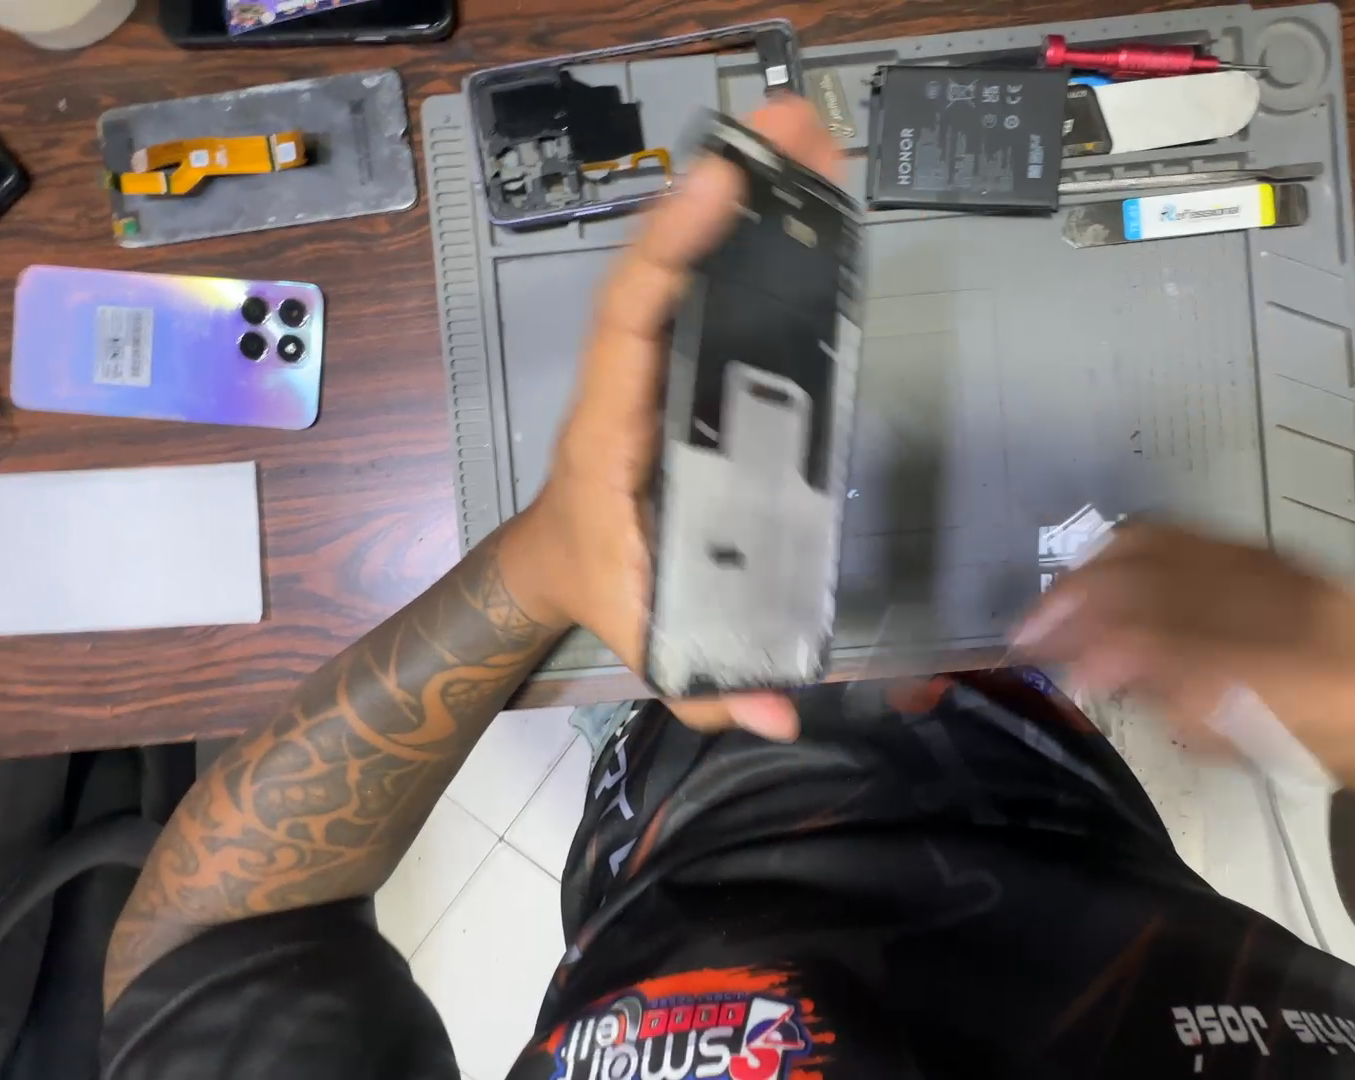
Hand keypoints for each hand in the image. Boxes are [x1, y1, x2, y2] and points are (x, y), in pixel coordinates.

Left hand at [501, 96, 842, 740]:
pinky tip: (778, 212)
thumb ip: (709, 686)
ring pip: (678, 270)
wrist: (554, 564)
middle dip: (721, 196)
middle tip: (796, 134)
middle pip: (662, 271)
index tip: (724, 186)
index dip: (673, 253)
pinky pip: (692, 295)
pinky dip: (728, 244)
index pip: (632, 328)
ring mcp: (648, 372)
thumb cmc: (598, 586)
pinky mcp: (669, 373)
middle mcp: (626, 386)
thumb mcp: (650, 641)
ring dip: (734, 205)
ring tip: (800, 146)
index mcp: (612, 435)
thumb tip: (782, 713)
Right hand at [1011, 524, 1354, 792]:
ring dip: (1090, 573)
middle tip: (1028, 631)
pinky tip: (1088, 569)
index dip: (1109, 654)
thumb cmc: (1317, 745)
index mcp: (1309, 677)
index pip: (1183, 651)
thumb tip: (1089, 671)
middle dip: (1080, 605)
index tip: (1057, 669)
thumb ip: (1172, 705)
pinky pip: (1176, 536)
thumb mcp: (1248, 747)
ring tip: (1047, 601)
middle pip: (1162, 587)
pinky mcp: (1263, 548)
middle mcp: (1298, 606)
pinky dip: (1118, 550)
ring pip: (1164, 551)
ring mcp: (1279, 567)